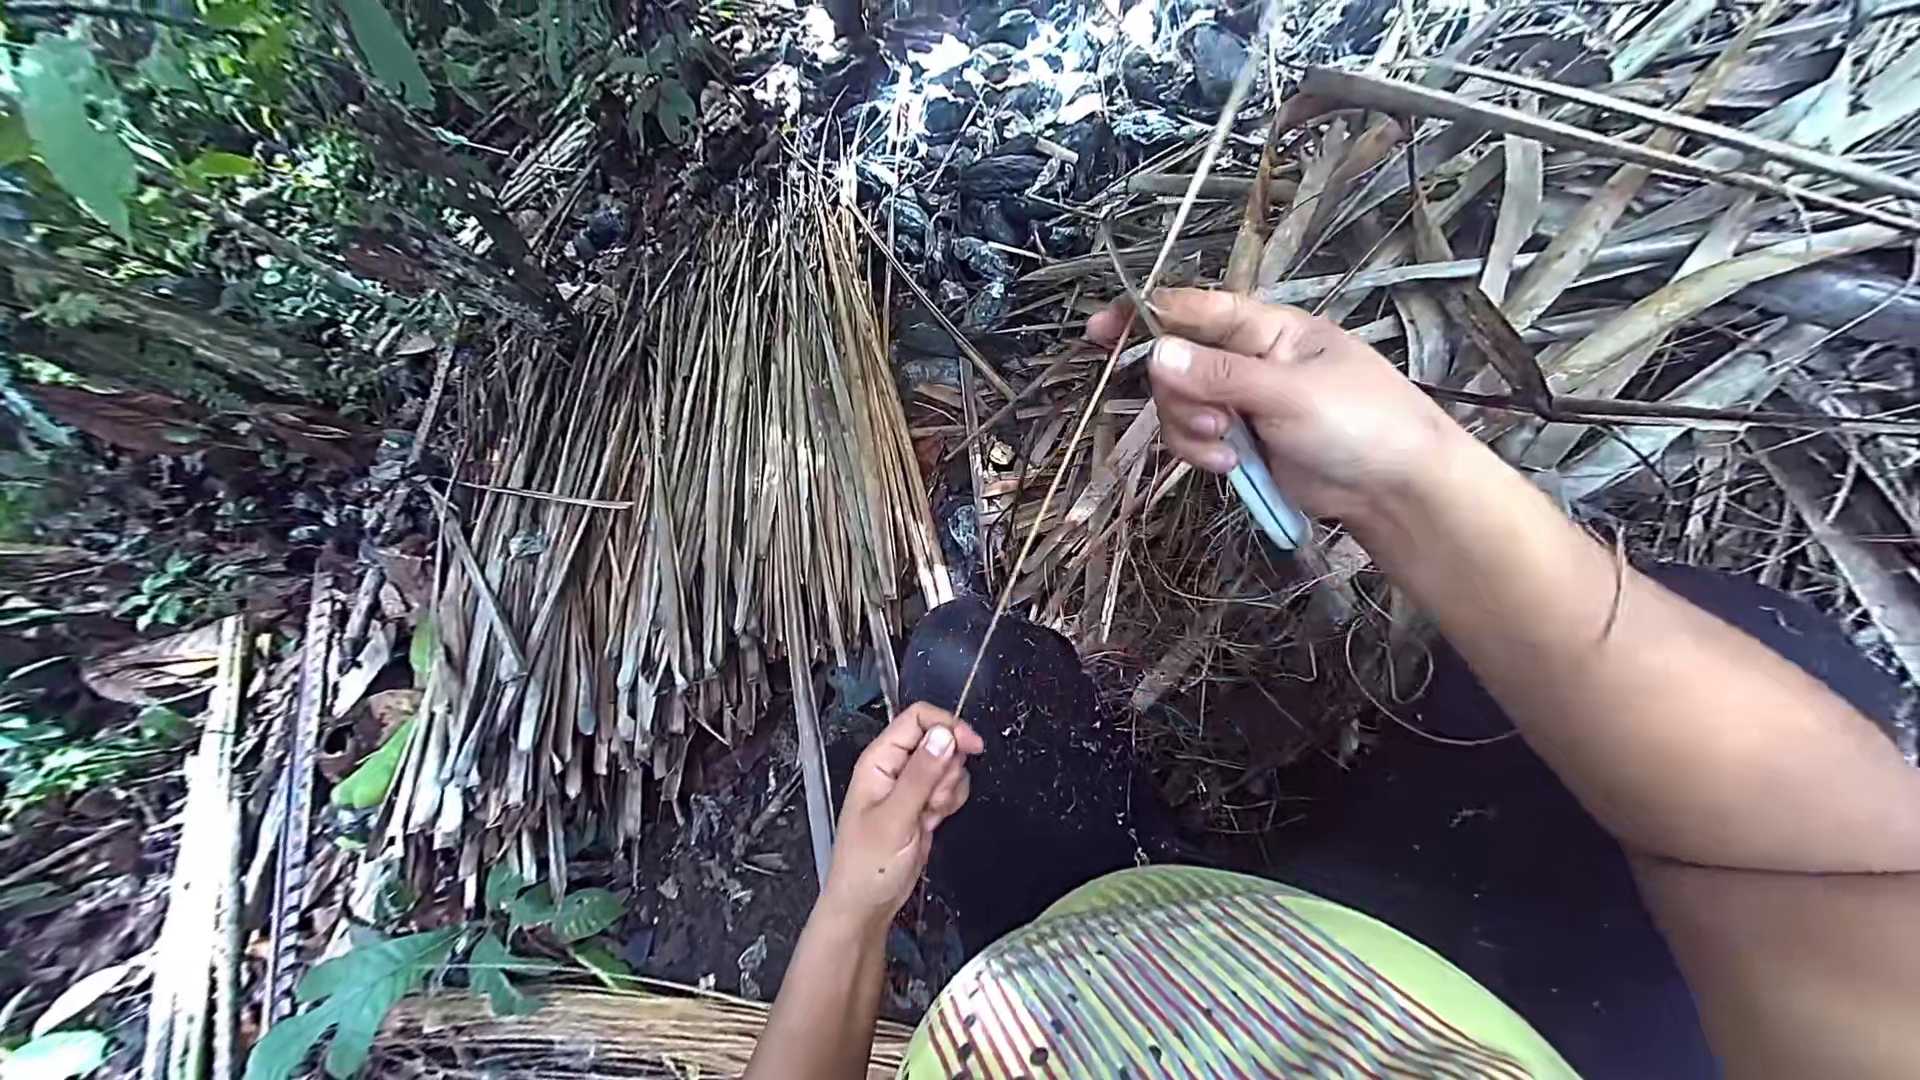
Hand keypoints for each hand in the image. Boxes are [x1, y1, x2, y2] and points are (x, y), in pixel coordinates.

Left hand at [819, 703, 982, 924]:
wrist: (867, 907)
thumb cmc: (867, 865)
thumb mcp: (894, 819)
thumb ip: (921, 775)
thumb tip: (945, 735)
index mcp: (880, 758)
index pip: (918, 718)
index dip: (947, 725)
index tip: (971, 745)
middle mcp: (896, 765)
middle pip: (940, 739)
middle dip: (947, 768)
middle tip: (932, 799)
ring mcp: (911, 784)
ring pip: (949, 763)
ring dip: (949, 789)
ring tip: (928, 814)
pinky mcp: (924, 802)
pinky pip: (951, 786)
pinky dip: (950, 802)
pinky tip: (933, 821)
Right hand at [1088, 289, 1468, 523]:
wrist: (1392, 489)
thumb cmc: (1360, 422)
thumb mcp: (1289, 393)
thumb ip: (1220, 375)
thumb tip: (1155, 353)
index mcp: (1266, 329)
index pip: (1194, 310)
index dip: (1144, 314)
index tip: (1098, 329)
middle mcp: (1244, 359)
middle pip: (1175, 365)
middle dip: (1182, 397)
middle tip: (1214, 422)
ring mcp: (1237, 401)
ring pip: (1178, 406)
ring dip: (1190, 430)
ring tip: (1227, 449)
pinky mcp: (1234, 438)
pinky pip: (1191, 438)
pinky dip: (1199, 452)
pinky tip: (1230, 464)